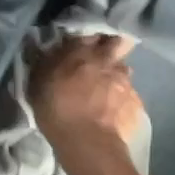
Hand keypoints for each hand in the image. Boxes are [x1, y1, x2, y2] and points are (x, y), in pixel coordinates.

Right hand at [29, 35, 145, 150]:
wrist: (89, 143)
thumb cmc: (57, 112)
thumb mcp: (37, 85)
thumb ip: (43, 63)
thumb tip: (41, 48)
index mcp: (82, 51)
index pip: (91, 31)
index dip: (90, 36)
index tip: (85, 42)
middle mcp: (108, 60)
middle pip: (119, 43)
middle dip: (113, 47)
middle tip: (101, 60)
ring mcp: (126, 81)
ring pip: (124, 71)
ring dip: (116, 78)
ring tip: (106, 93)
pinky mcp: (137, 102)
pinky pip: (130, 96)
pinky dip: (122, 102)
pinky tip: (114, 114)